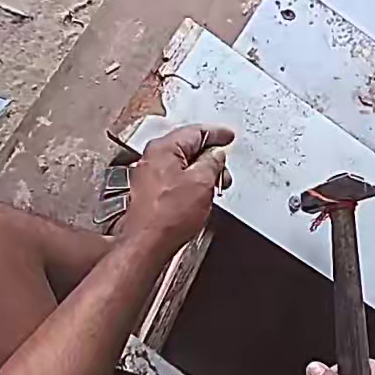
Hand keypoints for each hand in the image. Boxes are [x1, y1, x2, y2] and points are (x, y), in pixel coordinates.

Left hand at [124, 124, 231, 255]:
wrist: (147, 244)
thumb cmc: (166, 217)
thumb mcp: (202, 183)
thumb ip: (213, 162)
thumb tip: (216, 156)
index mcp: (163, 148)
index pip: (195, 131)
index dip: (217, 134)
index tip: (228, 137)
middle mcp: (151, 159)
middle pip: (187, 148)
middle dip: (209, 159)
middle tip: (223, 172)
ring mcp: (147, 176)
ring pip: (181, 166)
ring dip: (200, 175)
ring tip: (212, 189)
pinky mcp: (148, 194)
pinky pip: (173, 181)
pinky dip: (188, 185)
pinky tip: (197, 198)